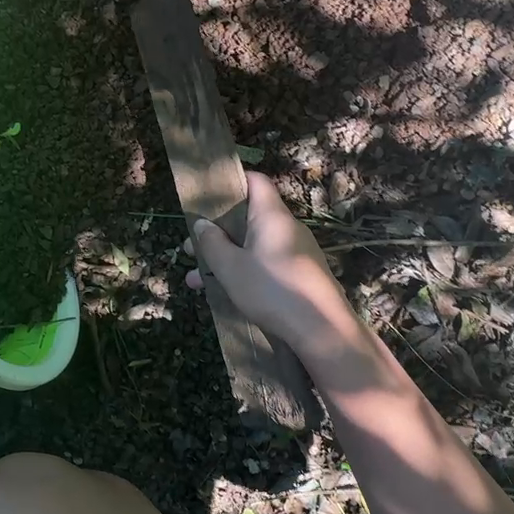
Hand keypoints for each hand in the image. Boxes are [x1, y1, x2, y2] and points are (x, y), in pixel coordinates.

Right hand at [184, 172, 354, 358]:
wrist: (322, 332)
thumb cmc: (272, 289)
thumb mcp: (230, 266)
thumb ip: (211, 242)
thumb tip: (202, 224)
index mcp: (271, 216)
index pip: (255, 181)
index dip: (232, 181)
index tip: (207, 193)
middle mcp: (286, 228)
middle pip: (248, 217)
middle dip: (216, 231)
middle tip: (190, 246)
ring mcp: (295, 252)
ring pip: (252, 245)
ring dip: (224, 257)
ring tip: (196, 279)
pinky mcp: (300, 275)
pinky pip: (264, 263)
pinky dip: (242, 271)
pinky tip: (221, 292)